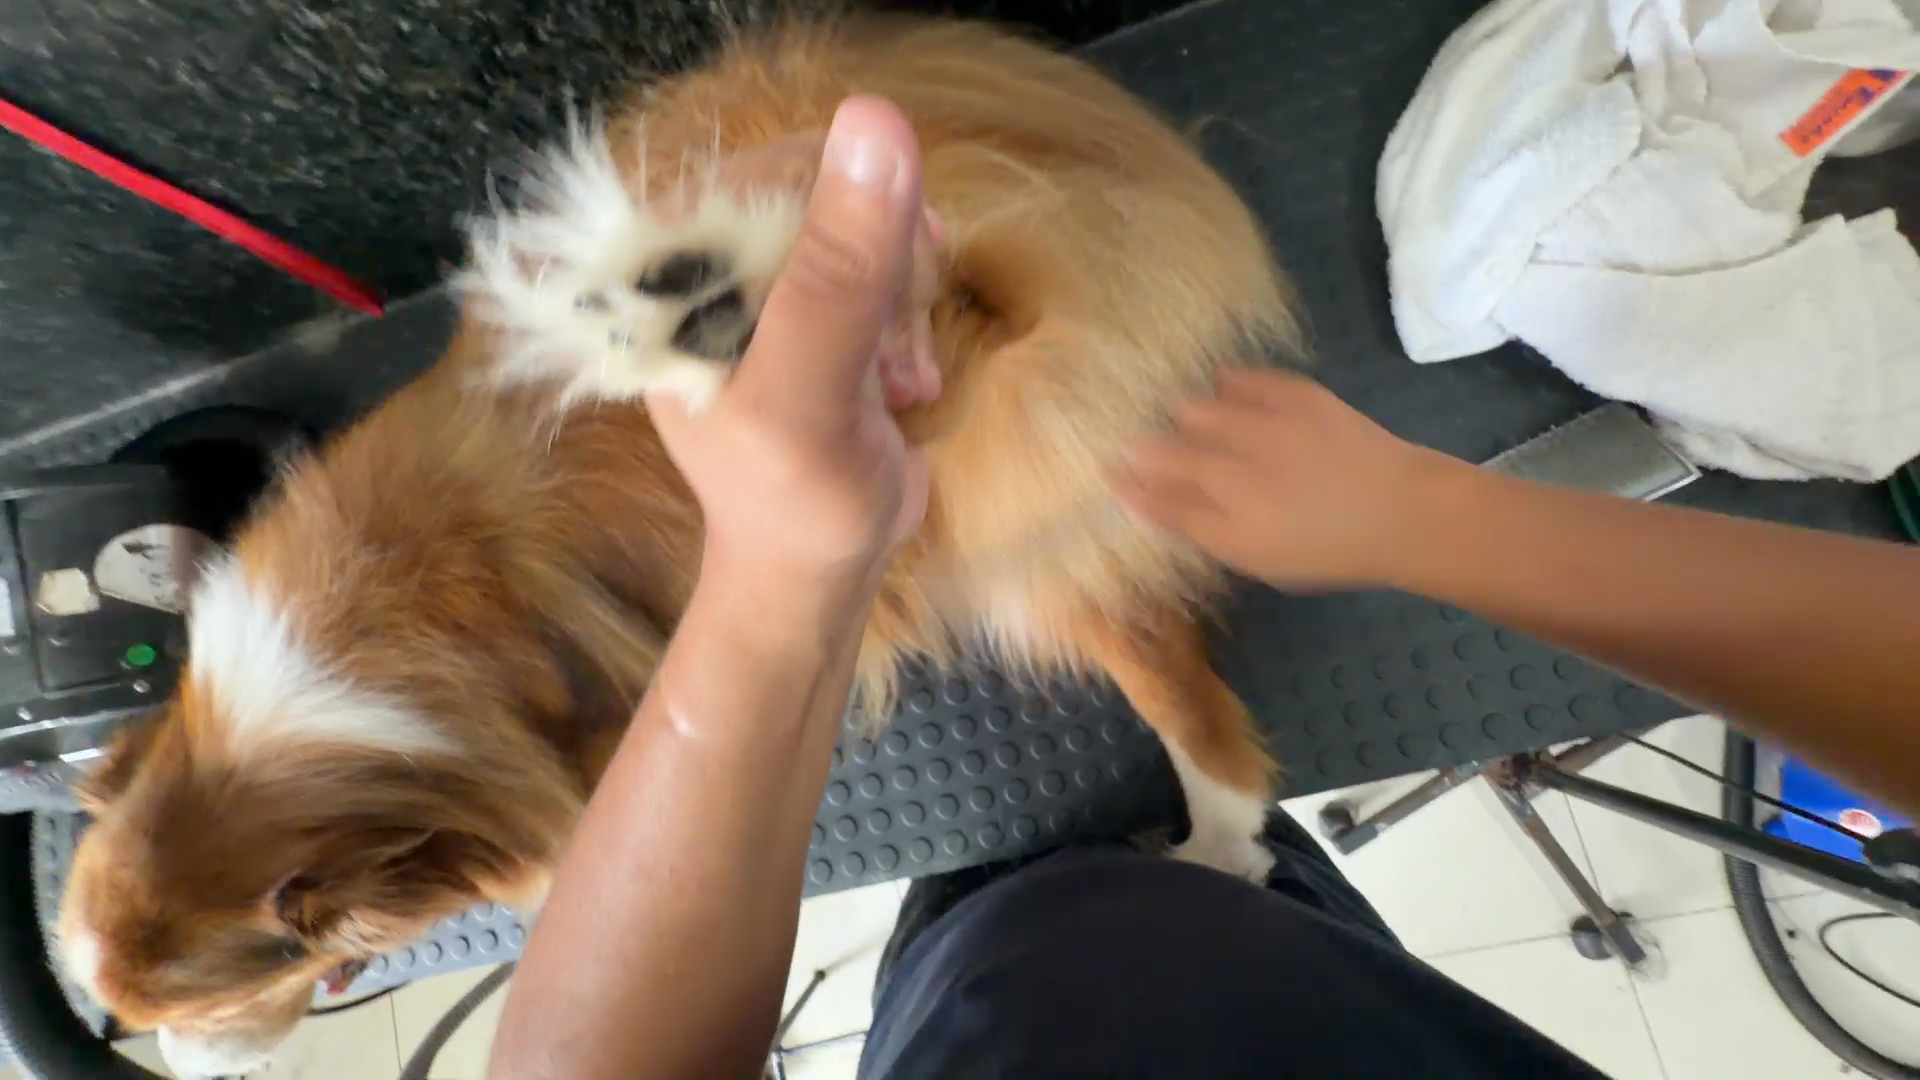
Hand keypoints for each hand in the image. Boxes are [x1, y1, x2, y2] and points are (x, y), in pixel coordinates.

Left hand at [648, 97, 940, 591]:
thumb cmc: (798, 505)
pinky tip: (909, 380)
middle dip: (883, 265)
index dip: (846, 212)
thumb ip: (836, 277)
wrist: (818, 569)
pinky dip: (909, 323)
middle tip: (896, 341)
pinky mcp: (816, 323)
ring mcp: (767, 296)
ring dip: (904, 298)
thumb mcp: (809, 398)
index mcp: (672, 278)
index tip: (892, 288)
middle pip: (823, 194)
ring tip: (901, 375)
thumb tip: (880, 124)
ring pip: (863, 231)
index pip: (766, 172)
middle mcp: (711, 273)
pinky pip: (879, 273)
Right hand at [1113, 369, 1456, 588]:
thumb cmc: (1326, 548)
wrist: (1405, 512)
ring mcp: (1268, 428)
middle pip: (1169, 449)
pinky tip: (1222, 388)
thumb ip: (1200, 530)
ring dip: (1182, 417)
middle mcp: (1240, 471)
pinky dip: (1225, 384)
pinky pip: (1243, 379)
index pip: (1159, 497)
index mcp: (1229, 518)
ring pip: (1198, 410)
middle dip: (1146, 448)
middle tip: (1145, 447)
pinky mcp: (1296, 397)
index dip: (1129, 484)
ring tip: (1185, 421)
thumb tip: (1151, 502)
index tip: (1111, 474)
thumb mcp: (1258, 559)